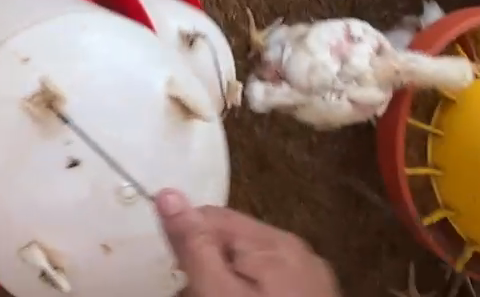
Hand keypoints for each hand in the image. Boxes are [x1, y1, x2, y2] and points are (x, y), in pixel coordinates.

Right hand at [156, 190, 339, 296]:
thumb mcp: (218, 295)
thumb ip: (194, 245)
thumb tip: (167, 192)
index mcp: (276, 242)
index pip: (210, 218)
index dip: (187, 247)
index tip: (180, 280)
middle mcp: (298, 253)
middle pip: (230, 243)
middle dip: (207, 270)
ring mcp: (313, 282)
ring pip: (248, 268)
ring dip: (225, 287)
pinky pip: (269, 289)